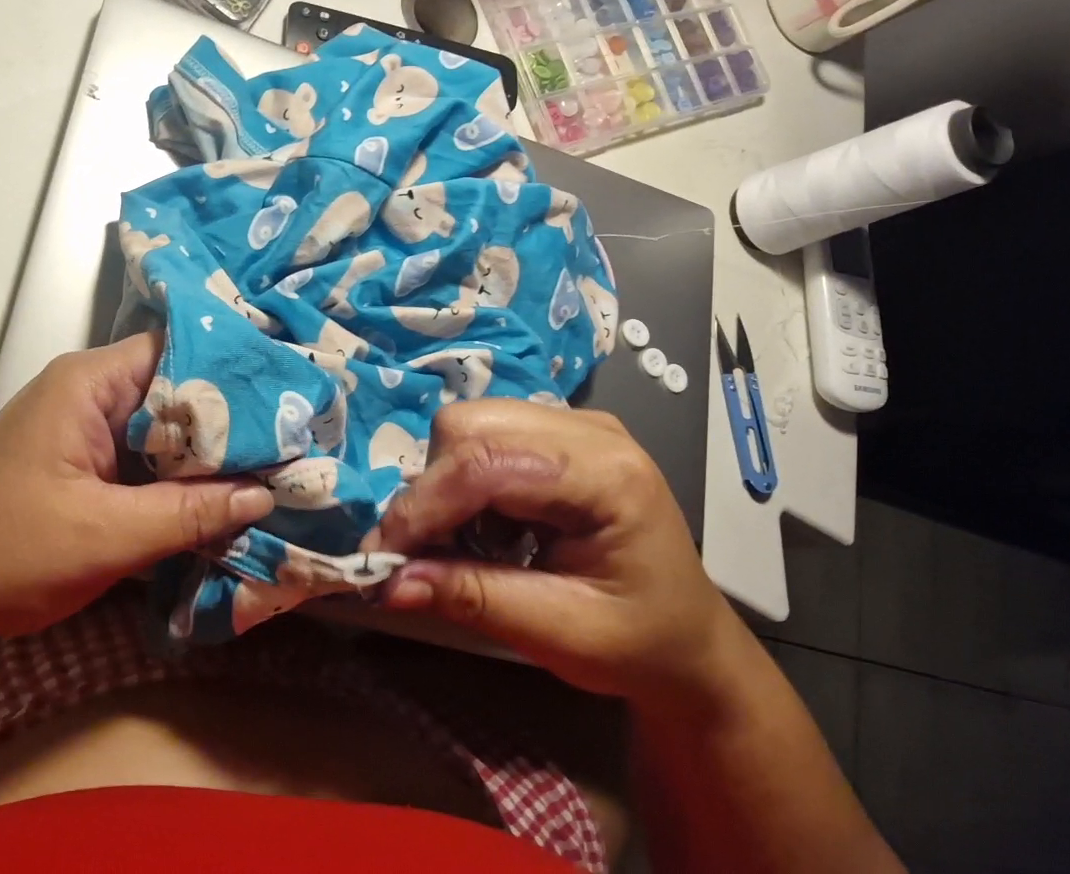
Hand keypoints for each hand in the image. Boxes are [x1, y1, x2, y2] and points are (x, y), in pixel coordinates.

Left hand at [0, 332, 273, 645]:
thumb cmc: (5, 553)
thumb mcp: (107, 534)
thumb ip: (190, 513)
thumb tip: (266, 494)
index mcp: (89, 384)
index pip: (179, 350)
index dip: (236, 371)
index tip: (292, 398)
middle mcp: (92, 397)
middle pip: (179, 392)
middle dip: (234, 420)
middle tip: (300, 440)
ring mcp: (89, 435)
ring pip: (167, 434)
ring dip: (212, 457)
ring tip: (281, 470)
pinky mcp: (88, 471)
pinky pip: (149, 466)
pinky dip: (184, 484)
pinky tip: (229, 503)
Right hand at [372, 400, 746, 705]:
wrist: (687, 642)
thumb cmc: (638, 643)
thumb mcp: (558, 633)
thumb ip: (472, 598)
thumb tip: (386, 582)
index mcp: (609, 475)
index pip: (489, 462)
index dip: (425, 504)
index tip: (382, 556)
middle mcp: (591, 430)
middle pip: (471, 425)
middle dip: (432, 489)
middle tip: (424, 554)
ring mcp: (575, 425)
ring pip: (469, 425)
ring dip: (444, 485)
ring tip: (460, 545)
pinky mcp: (557, 435)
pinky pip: (483, 437)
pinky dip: (462, 483)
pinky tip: (484, 529)